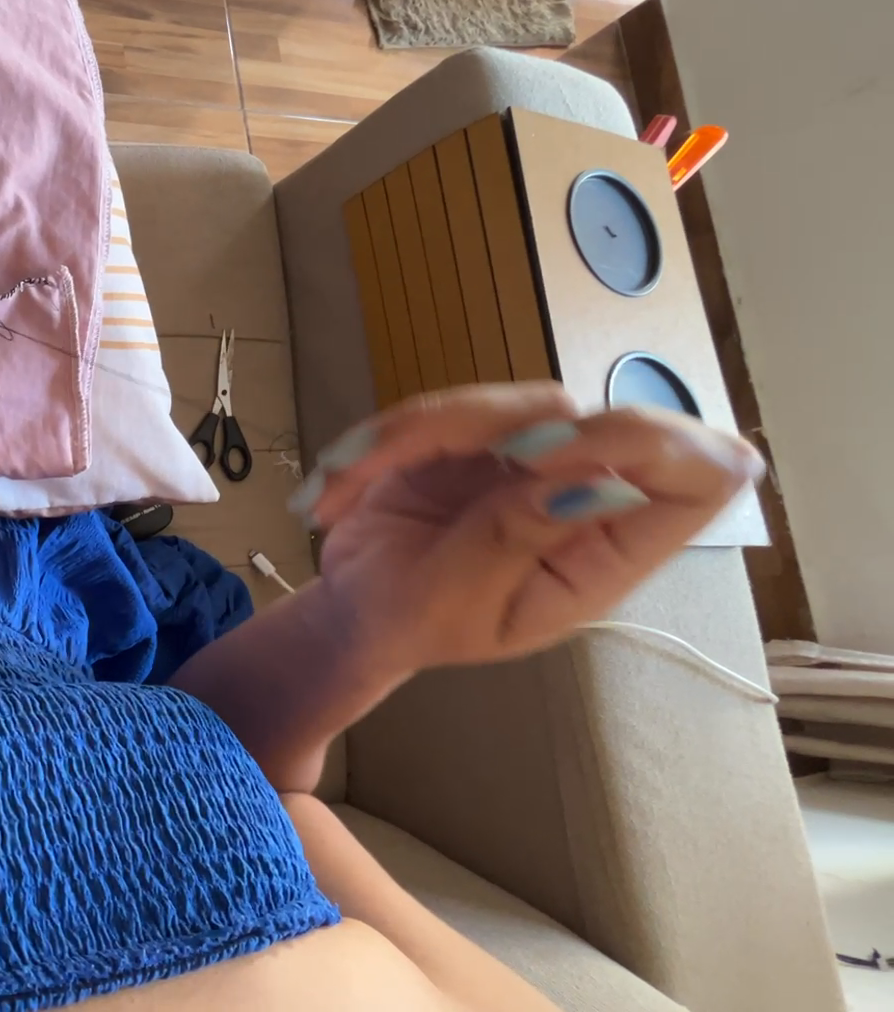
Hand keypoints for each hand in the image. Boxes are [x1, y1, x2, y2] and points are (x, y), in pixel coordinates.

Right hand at [292, 383, 763, 670]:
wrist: (353, 613)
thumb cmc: (410, 626)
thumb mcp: (458, 602)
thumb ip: (513, 541)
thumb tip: (588, 481)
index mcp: (602, 549)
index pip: (699, 474)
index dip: (647, 444)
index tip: (540, 458)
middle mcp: (573, 493)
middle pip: (579, 414)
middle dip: (484, 424)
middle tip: (396, 457)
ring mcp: (513, 462)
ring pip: (494, 402)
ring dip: (402, 435)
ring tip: (335, 489)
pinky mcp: (456, 443)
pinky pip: (426, 414)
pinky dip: (368, 446)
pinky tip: (329, 492)